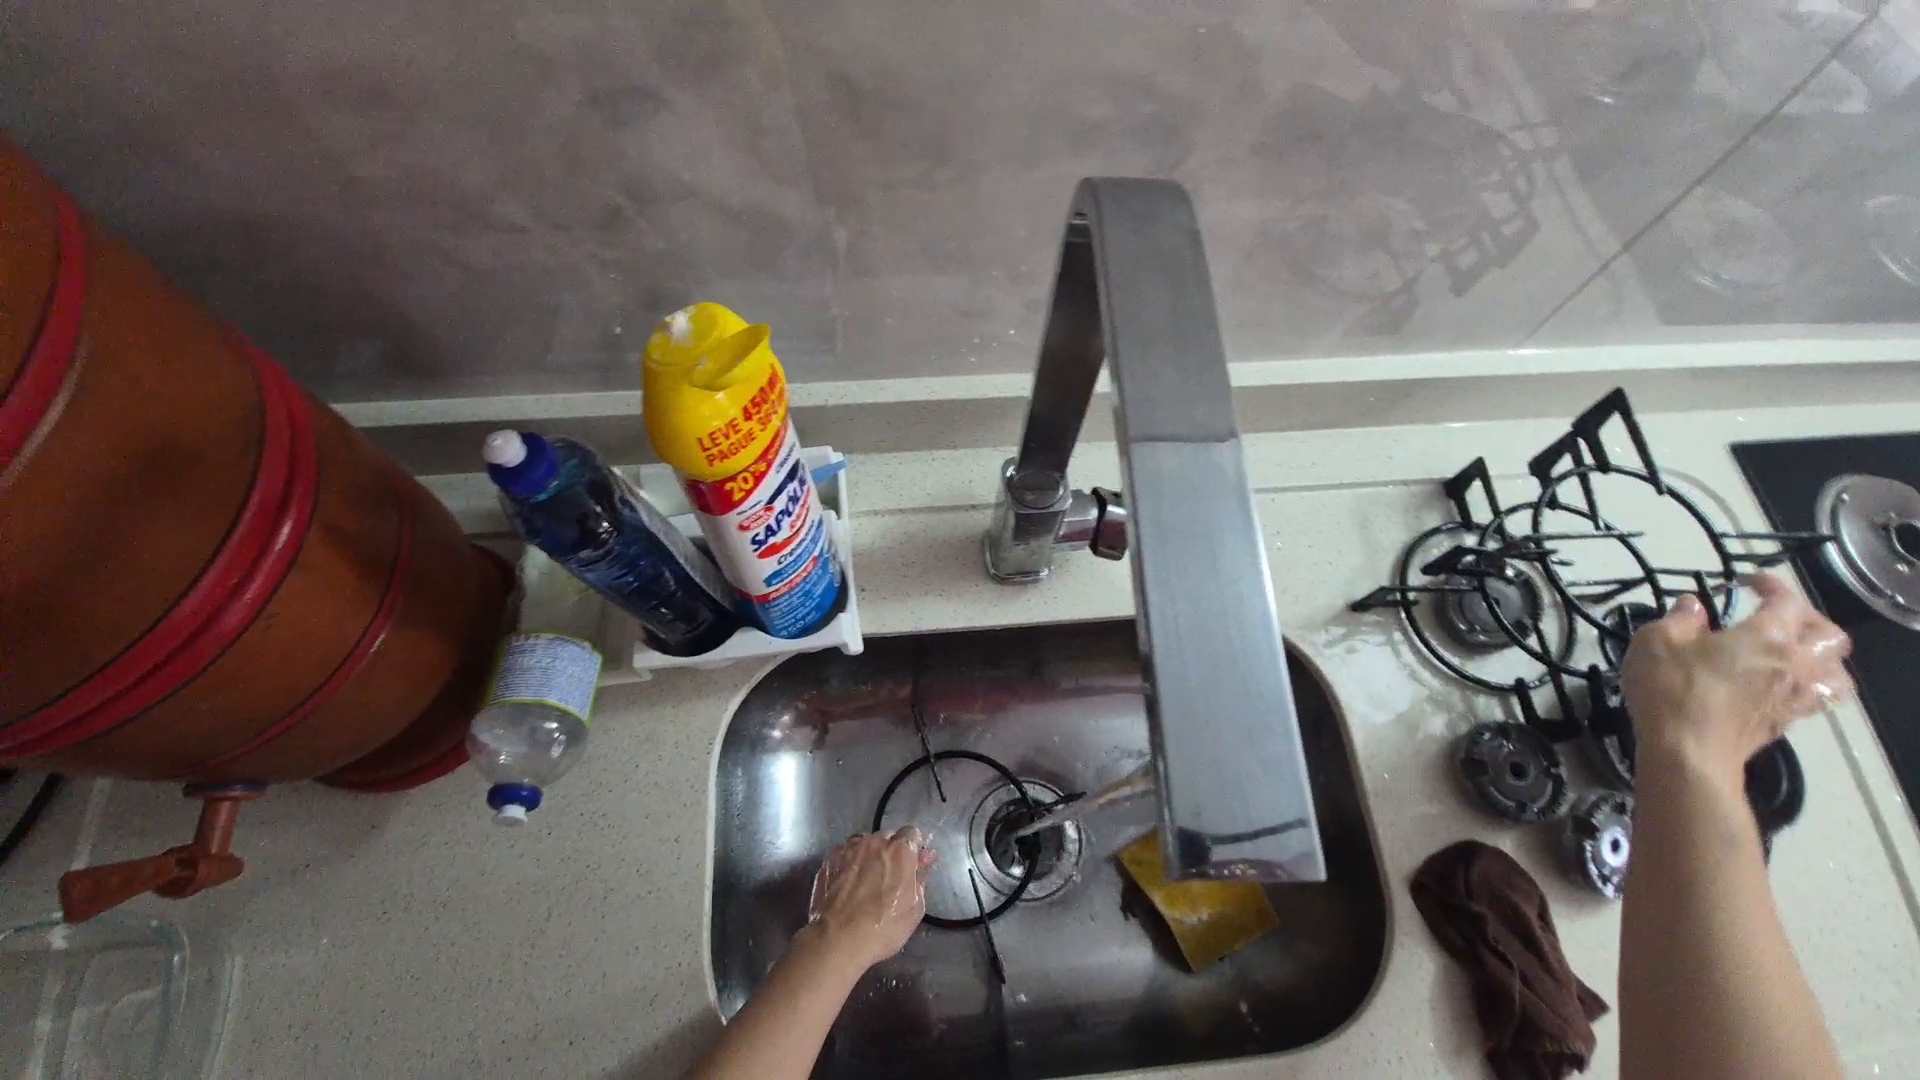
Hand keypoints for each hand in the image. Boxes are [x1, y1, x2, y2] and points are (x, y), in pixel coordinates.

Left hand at [804, 828, 935, 970]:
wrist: (837, 940)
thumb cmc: (883, 928)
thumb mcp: (915, 907)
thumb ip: (921, 876)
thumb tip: (926, 856)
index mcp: (900, 850)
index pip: (912, 834)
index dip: (912, 850)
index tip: (911, 867)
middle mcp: (874, 841)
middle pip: (887, 837)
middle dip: (891, 851)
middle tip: (888, 878)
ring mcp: (849, 848)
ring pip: (865, 844)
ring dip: (869, 855)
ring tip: (865, 882)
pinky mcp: (829, 859)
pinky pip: (846, 854)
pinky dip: (850, 863)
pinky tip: (848, 884)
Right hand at [1620, 574, 1851, 788]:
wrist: (1687, 749)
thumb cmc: (1670, 688)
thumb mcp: (1655, 641)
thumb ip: (1679, 619)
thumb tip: (1694, 606)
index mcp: (1766, 635)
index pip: (1787, 601)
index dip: (1772, 585)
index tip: (1748, 581)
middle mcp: (1794, 661)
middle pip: (1829, 635)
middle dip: (1807, 618)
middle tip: (1775, 615)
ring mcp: (1796, 694)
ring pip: (1836, 669)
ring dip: (1820, 655)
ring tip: (1793, 652)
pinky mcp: (1788, 719)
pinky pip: (1819, 696)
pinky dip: (1811, 684)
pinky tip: (1787, 683)